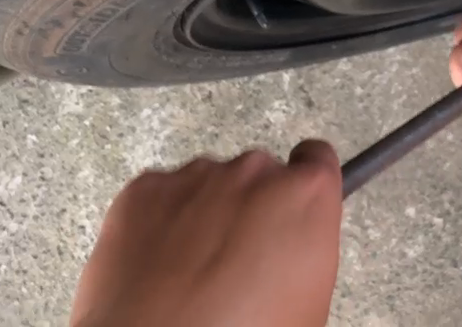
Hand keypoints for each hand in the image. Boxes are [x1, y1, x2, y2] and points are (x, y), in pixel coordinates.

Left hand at [70, 142, 342, 326]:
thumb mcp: (307, 303)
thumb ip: (307, 247)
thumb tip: (295, 245)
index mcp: (305, 193)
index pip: (316, 157)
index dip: (303, 183)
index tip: (291, 205)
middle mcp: (254, 170)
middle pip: (258, 174)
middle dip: (248, 207)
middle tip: (233, 263)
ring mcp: (197, 175)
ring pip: (208, 184)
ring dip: (203, 215)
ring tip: (187, 275)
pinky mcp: (146, 189)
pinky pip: (160, 195)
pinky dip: (159, 222)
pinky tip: (156, 268)